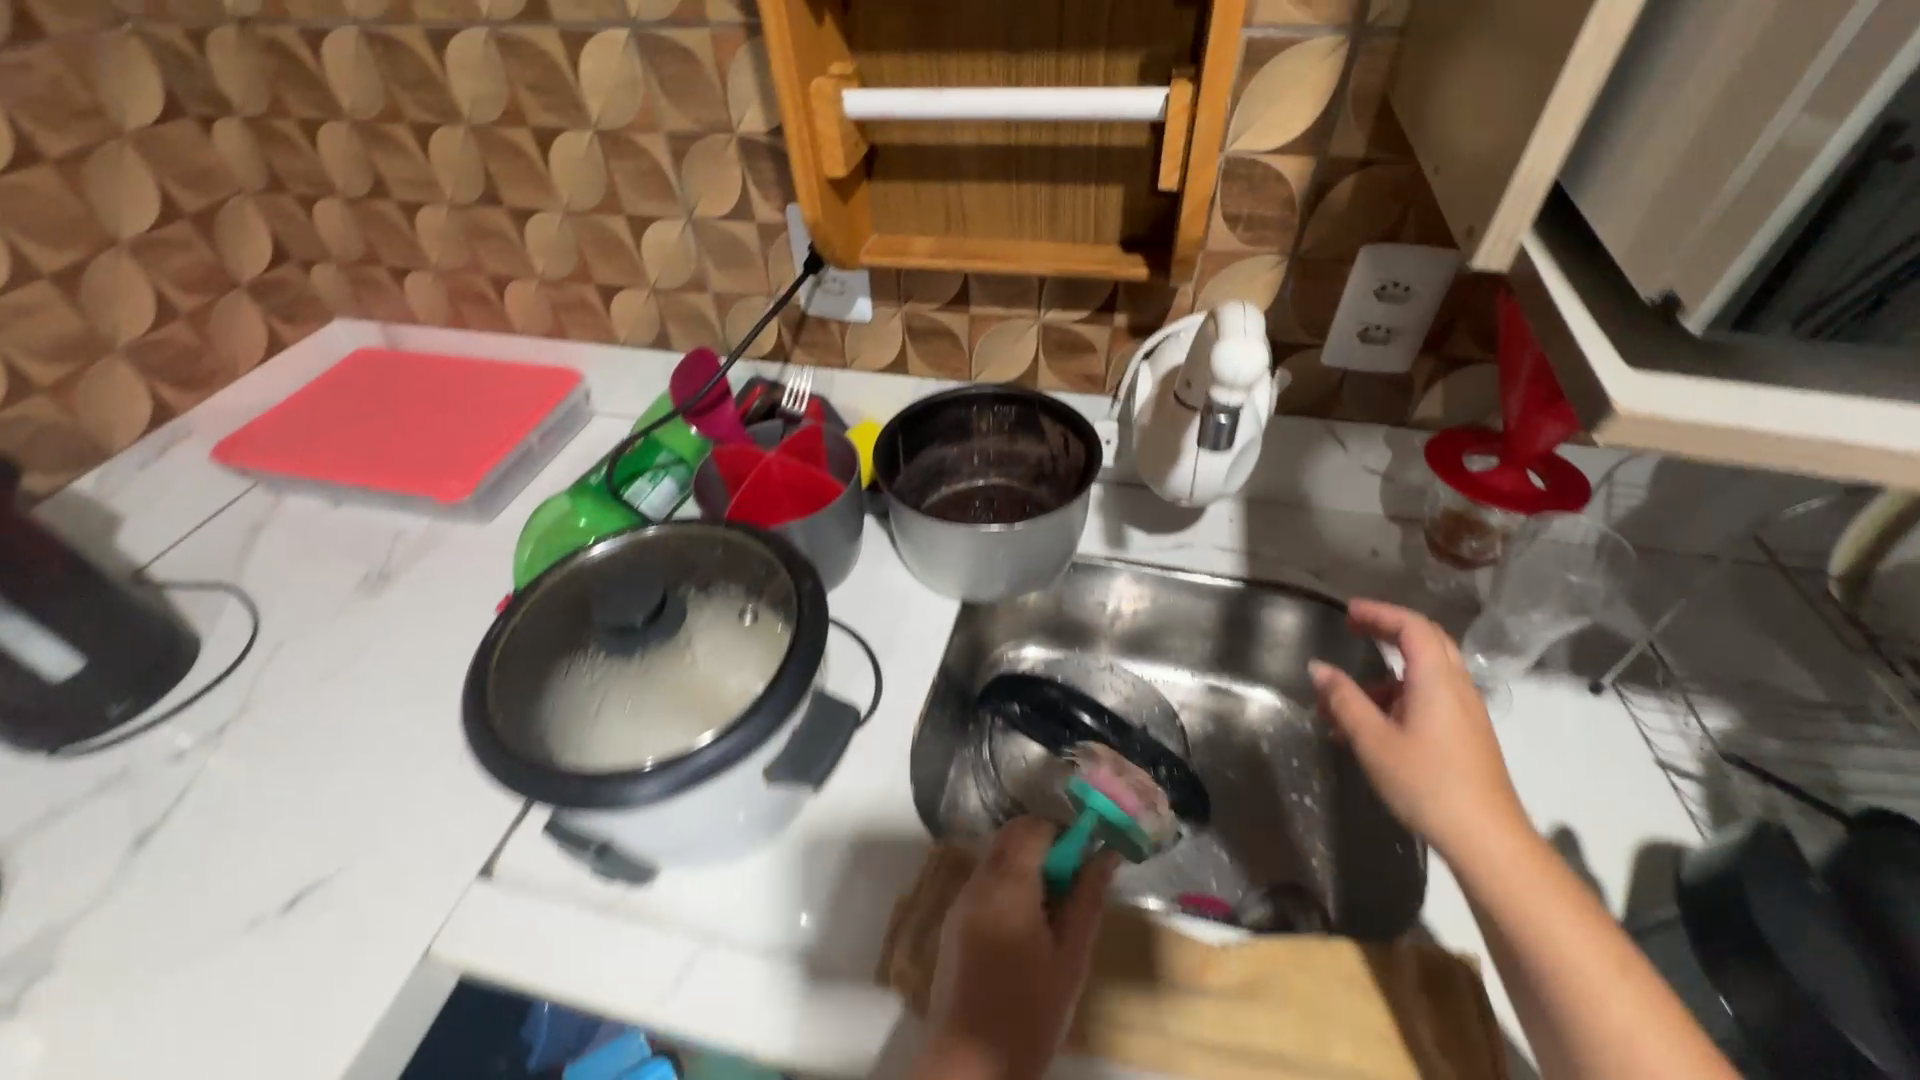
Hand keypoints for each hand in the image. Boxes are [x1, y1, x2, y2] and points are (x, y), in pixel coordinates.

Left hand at [923, 818, 1118, 1079]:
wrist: (971, 1061)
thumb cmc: (1031, 1012)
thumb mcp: (1071, 957)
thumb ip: (1088, 899)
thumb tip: (1107, 854)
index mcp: (1008, 886)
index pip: (1033, 827)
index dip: (1063, 830)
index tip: (1088, 851)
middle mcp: (978, 882)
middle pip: (1010, 836)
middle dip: (1045, 841)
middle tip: (1076, 875)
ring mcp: (961, 900)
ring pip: (996, 856)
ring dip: (1027, 862)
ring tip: (1057, 902)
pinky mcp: (954, 920)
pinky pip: (984, 881)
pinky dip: (1009, 882)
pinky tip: (1030, 920)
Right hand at [1308, 599, 1527, 858]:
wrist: (1485, 837)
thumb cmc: (1425, 782)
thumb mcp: (1373, 741)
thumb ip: (1344, 700)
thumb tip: (1318, 667)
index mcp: (1437, 679)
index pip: (1412, 626)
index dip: (1379, 613)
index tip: (1347, 612)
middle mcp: (1457, 687)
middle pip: (1426, 642)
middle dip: (1387, 631)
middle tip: (1352, 630)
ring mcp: (1465, 711)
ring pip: (1425, 674)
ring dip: (1385, 675)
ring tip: (1343, 700)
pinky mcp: (1465, 734)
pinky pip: (1429, 698)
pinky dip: (1397, 698)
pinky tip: (1369, 728)